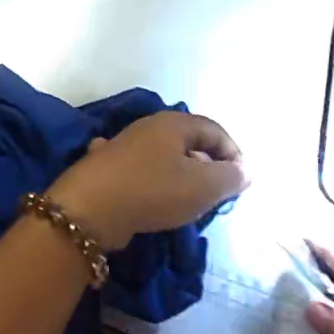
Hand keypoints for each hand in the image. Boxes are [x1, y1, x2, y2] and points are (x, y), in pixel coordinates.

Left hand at [47, 111, 246, 251]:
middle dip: (208, 164)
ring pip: (163, 156)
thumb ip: (230, 178)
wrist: (86, 211)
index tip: (240, 180)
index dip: (232, 153)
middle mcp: (150, 126)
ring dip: (179, 174)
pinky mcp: (106, 167)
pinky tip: (149, 194)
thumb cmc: (152, 191)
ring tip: (187, 199)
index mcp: (175, 123)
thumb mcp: (201, 187)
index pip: (214, 130)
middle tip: (217, 192)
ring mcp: (124, 145)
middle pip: (189, 141)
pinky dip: (151, 180)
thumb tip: (246, 170)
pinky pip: (139, 170)